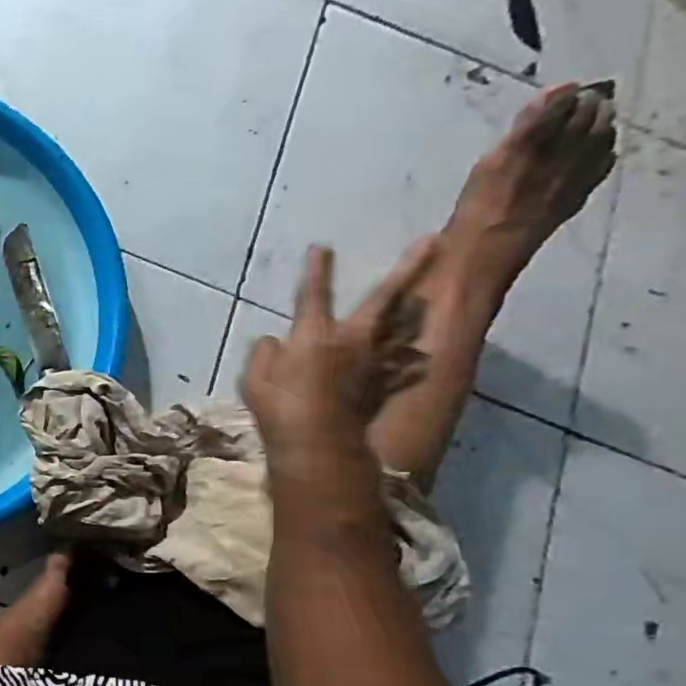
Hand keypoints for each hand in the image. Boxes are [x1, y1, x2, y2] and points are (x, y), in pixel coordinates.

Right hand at [241, 239, 435, 483]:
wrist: (317, 444)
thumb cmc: (278, 407)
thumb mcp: (253, 378)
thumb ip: (263, 353)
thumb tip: (274, 341)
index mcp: (314, 335)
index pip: (313, 295)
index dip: (316, 270)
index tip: (322, 246)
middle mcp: (352, 340)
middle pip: (384, 299)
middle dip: (408, 269)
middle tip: (432, 241)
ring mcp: (375, 363)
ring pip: (405, 329)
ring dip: (418, 311)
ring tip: (431, 296)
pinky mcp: (385, 386)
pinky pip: (406, 369)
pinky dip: (412, 363)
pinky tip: (421, 357)